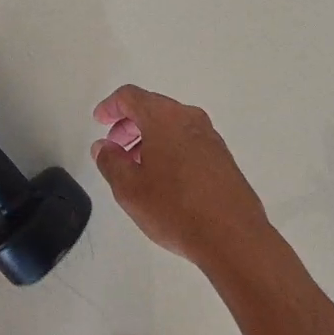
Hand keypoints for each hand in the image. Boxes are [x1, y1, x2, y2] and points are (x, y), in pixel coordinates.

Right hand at [89, 85, 270, 267]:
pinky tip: (165, 180)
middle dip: (129, 124)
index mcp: (164, 117)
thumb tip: (104, 146)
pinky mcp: (224, 158)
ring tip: (137, 168)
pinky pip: (188, 142)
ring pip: (172, 126)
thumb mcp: (129, 188)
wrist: (234, 238)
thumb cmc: (175, 208)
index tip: (99, 120)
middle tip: (115, 148)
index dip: (111, 106)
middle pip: (152, 108)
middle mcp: (189, 118)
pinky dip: (170, 149)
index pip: (131, 96)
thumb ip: (110, 161)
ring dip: (150, 139)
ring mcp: (211, 137)